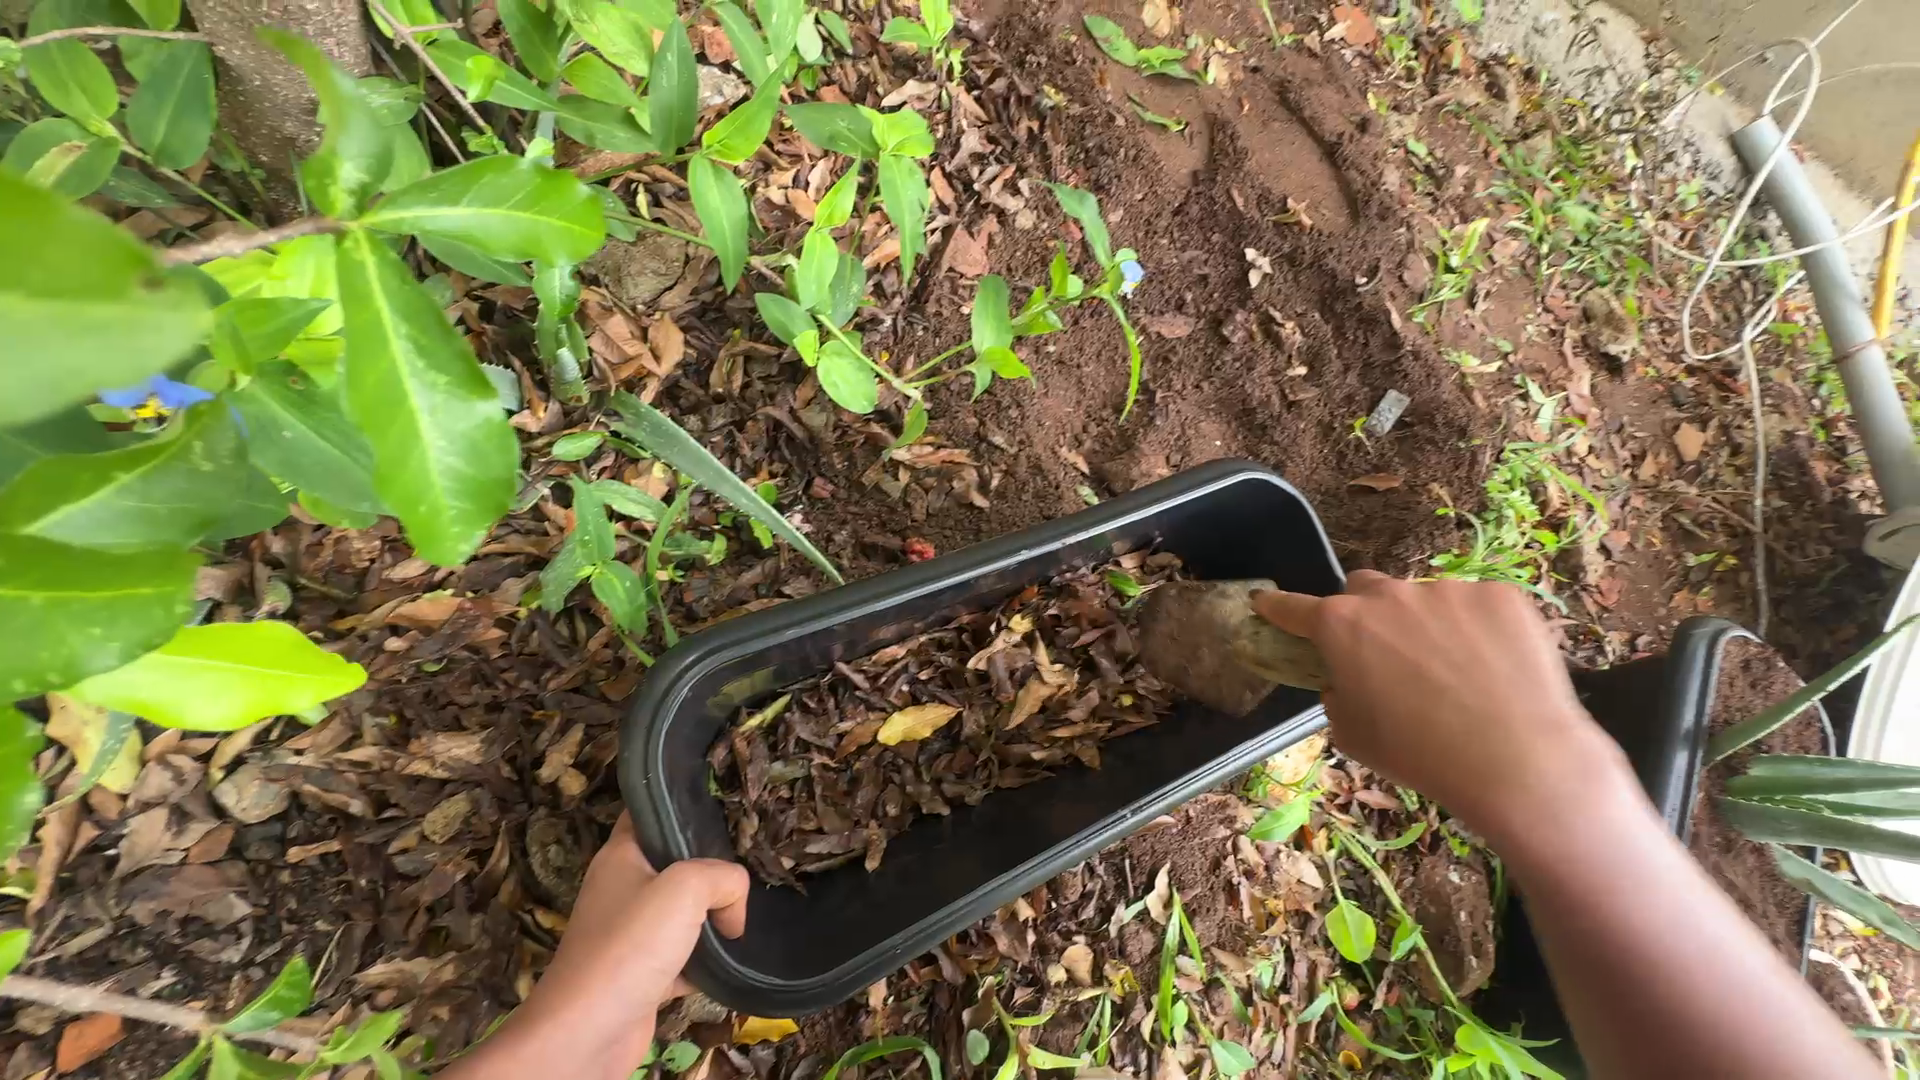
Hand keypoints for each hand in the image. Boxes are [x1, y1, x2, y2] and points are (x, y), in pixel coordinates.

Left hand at [443, 815, 749, 1079]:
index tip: (726, 805)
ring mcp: (630, 932)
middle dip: (712, 864)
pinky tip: (731, 959)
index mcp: (622, 854)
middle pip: (676, 861)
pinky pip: (683, 952)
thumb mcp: (688, 887)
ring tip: (744, 911)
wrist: (585, 1036)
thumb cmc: (630, 945)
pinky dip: (705, 956)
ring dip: (712, 914)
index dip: (684, 803)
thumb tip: (735, 907)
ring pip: (683, 909)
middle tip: (747, 862)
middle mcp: (623, 887)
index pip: (652, 810)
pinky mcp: (641, 972)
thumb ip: (725, 877)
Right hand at [1253, 572, 1640, 849]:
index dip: (1275, 606)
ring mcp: (1446, 590)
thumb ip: (1336, 696)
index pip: (1291, 607)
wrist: (1520, 763)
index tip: (1264, 601)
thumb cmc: (1419, 755)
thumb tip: (1345, 682)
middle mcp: (1386, 596)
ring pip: (1422, 598)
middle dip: (1363, 611)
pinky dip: (1478, 627)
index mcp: (1340, 626)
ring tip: (1456, 670)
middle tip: (1384, 650)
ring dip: (1424, 622)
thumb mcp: (1352, 735)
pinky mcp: (1500, 595)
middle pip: (1361, 588)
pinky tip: (1495, 666)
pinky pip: (1476, 604)